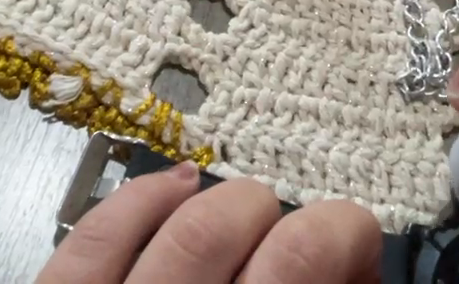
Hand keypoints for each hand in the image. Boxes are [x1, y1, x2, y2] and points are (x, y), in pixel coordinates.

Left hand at [38, 161, 382, 282]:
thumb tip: (352, 281)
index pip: (312, 266)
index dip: (354, 243)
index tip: (360, 265)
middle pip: (279, 253)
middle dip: (313, 231)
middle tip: (312, 253)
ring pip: (193, 231)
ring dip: (240, 208)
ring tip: (253, 215)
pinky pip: (98, 238)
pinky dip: (145, 196)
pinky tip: (181, 184)